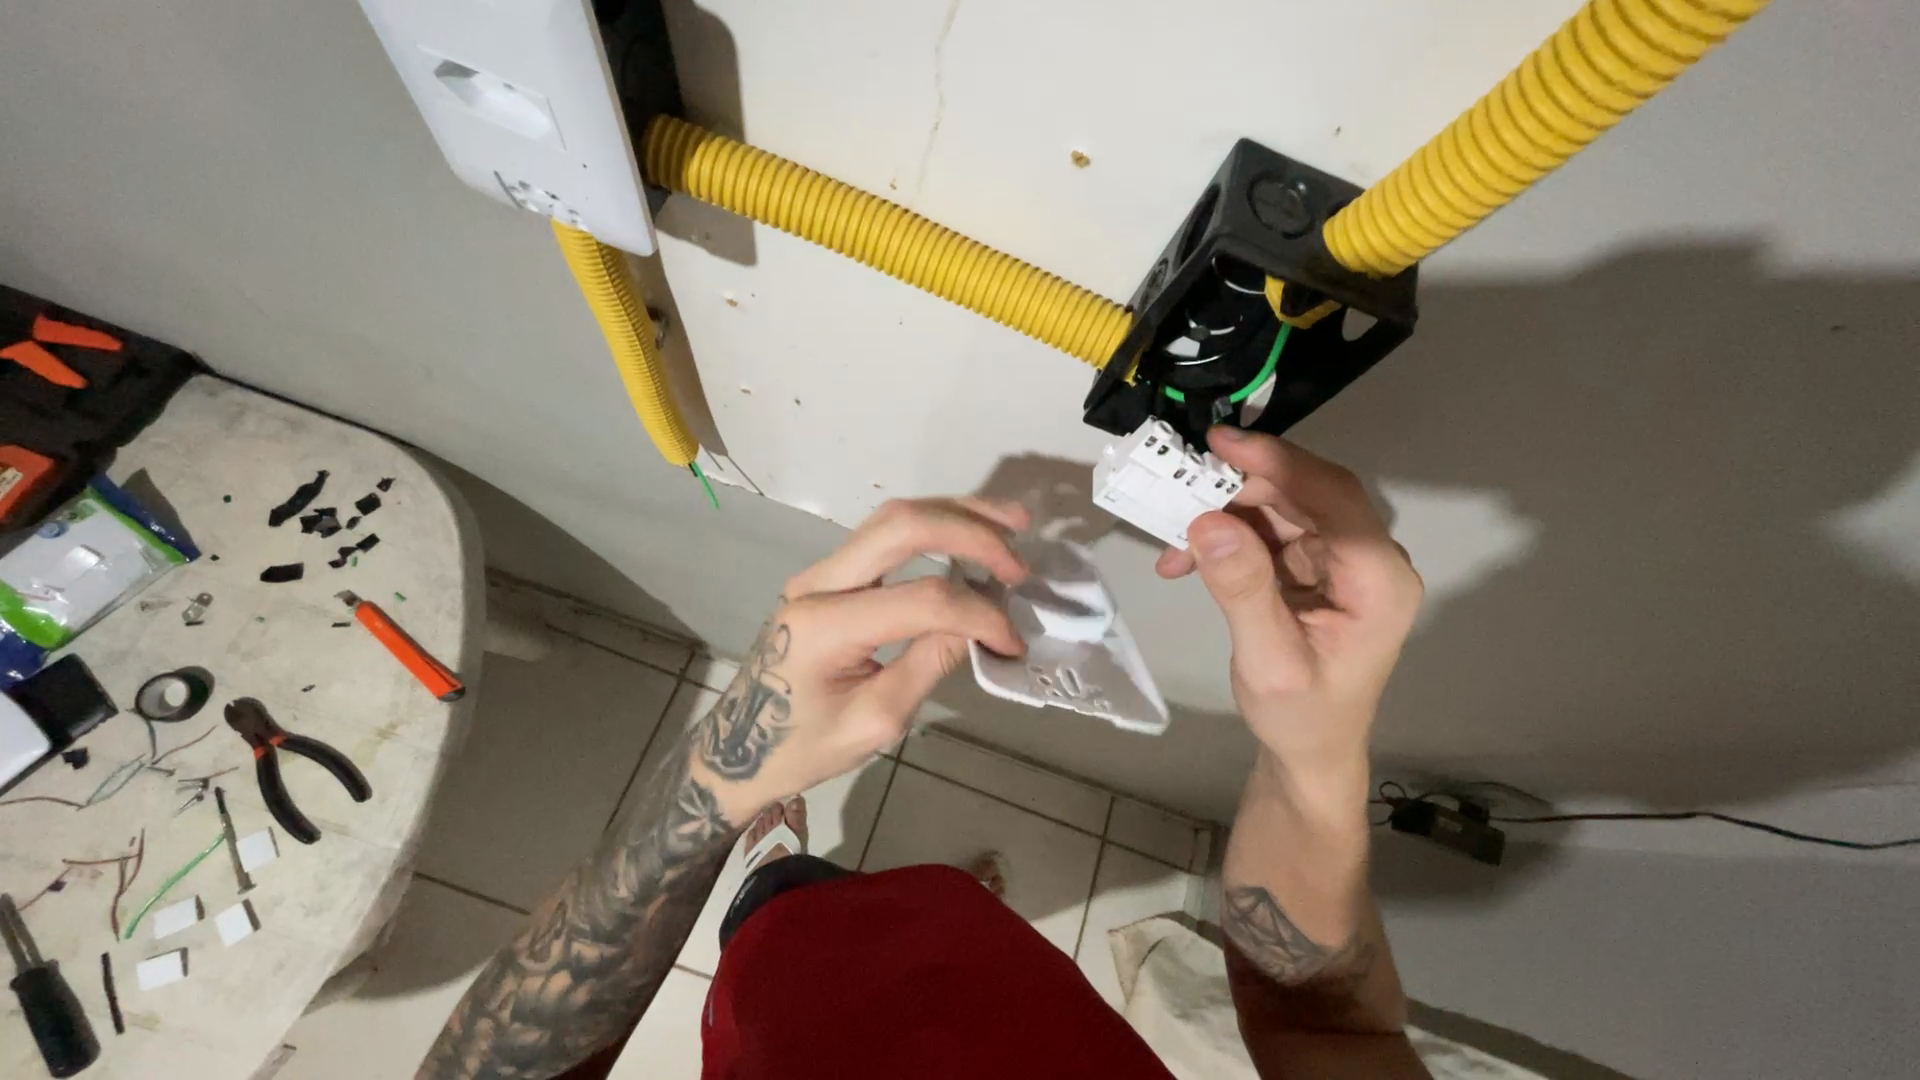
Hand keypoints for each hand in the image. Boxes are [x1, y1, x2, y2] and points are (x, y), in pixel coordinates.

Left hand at [692, 497, 1030, 823]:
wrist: (738, 748)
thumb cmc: (802, 748)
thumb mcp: (875, 722)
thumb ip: (928, 664)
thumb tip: (980, 624)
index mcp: (826, 625)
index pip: (923, 598)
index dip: (980, 614)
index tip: (1013, 640)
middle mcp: (818, 582)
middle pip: (901, 526)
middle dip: (971, 532)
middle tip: (1020, 560)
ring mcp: (820, 572)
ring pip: (892, 517)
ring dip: (956, 514)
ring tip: (1011, 520)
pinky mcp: (829, 575)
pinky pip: (885, 535)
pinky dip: (934, 528)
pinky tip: (969, 531)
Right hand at [1157, 428, 1421, 776]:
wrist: (1309, 749)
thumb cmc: (1300, 715)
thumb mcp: (1269, 661)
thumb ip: (1243, 590)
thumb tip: (1207, 522)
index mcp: (1378, 579)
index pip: (1333, 498)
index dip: (1279, 463)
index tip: (1221, 443)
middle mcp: (1367, 559)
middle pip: (1306, 492)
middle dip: (1242, 484)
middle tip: (1180, 483)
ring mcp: (1340, 560)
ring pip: (1283, 505)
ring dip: (1226, 511)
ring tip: (1173, 532)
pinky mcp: (1313, 566)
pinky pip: (1268, 530)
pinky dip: (1226, 535)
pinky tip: (1185, 558)